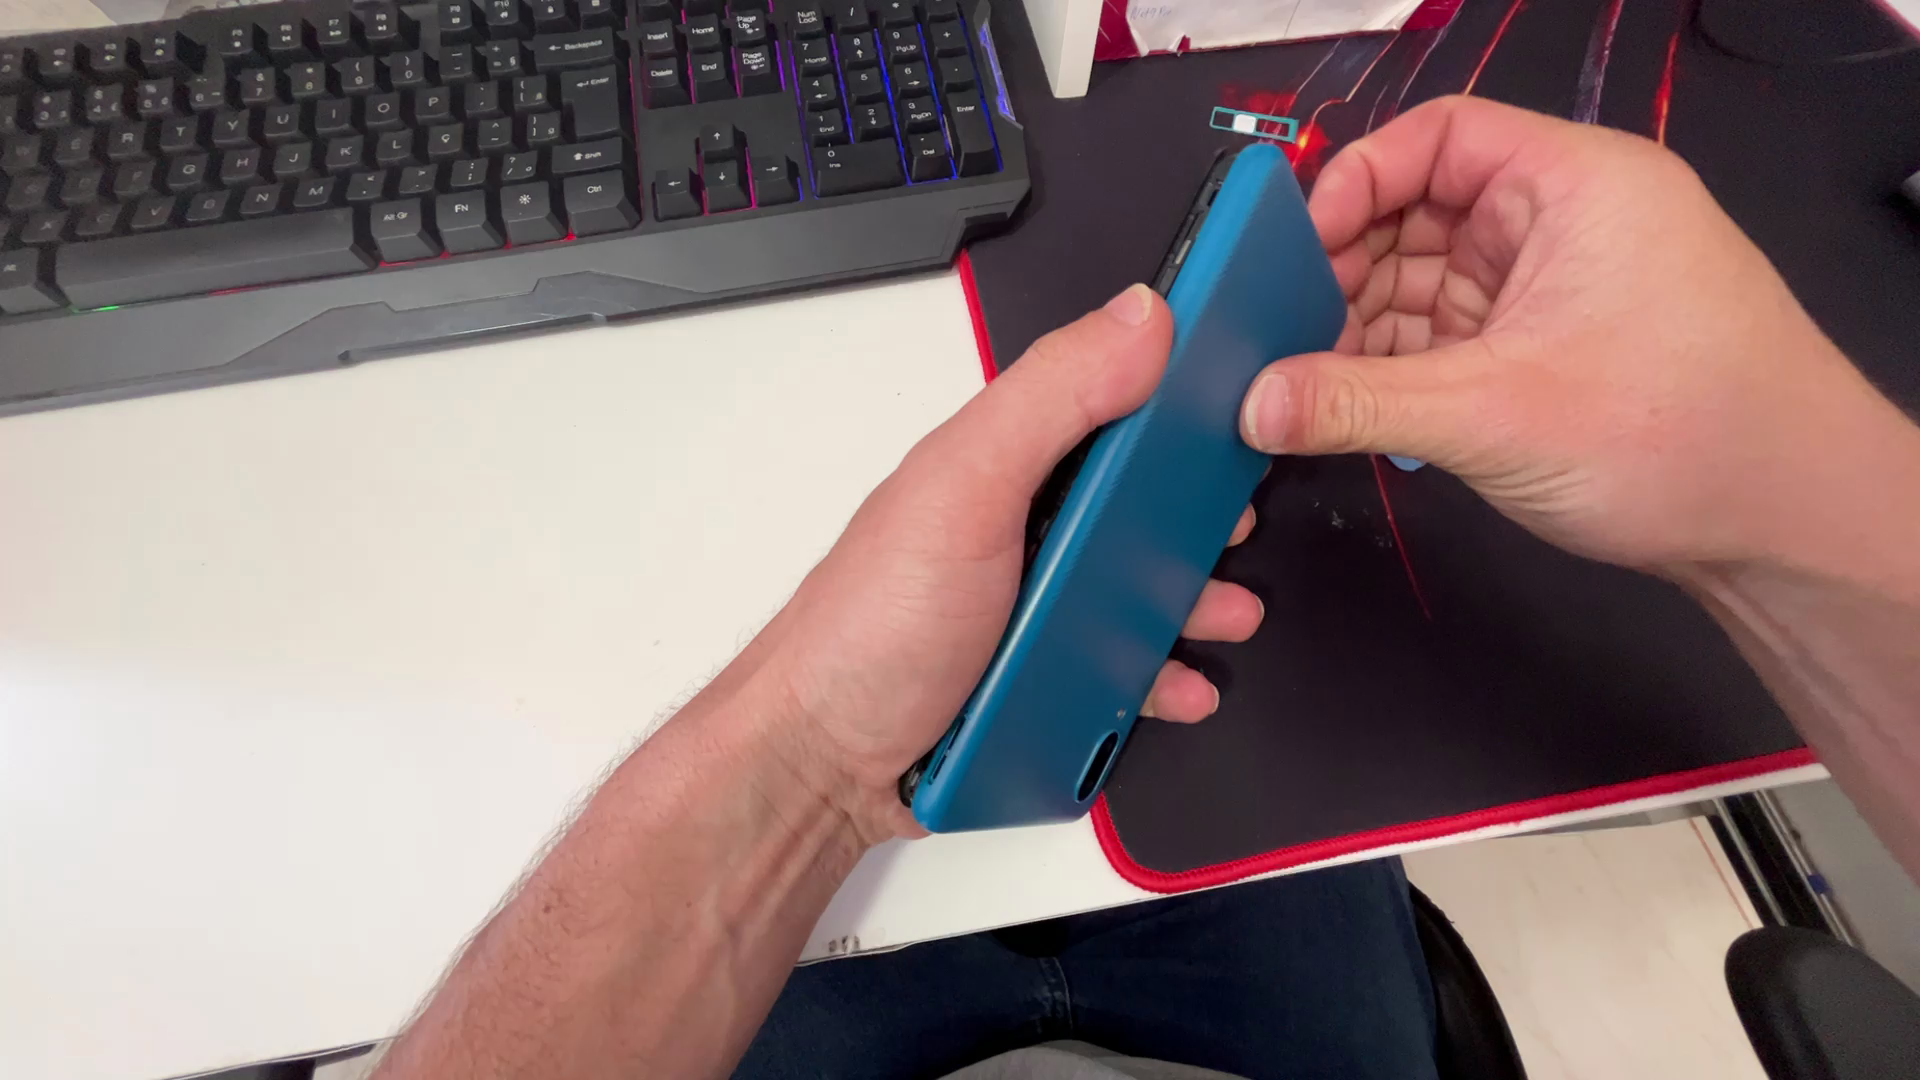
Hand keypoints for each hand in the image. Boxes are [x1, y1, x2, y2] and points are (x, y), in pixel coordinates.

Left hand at [748, 285, 1262, 842]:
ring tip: (1223, 613)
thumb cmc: (871, 627)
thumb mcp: (962, 492)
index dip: (1173, 402)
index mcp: (1003, 466)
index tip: (1232, 409)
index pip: (1103, 405)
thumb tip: (1136, 319)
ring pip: (1132, 586)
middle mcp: (1017, 528)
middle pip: (1130, 504)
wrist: (825, 761)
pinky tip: (1177, 683)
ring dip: (1190, 598)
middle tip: (1233, 527)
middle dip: (1194, 515)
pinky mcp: (1037, 670)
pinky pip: (1116, 659)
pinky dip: (1157, 670)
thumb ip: (1049, 400)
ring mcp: (1028, 603)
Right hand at [1239, 96, 1919, 577]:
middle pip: (1405, 217)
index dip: (1356, 181)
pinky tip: (1330, 403)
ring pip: (1400, 289)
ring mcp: (1519, 299)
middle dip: (1337, 271)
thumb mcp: (1492, 412)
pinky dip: (1366, 371)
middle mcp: (1539, 232)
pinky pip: (1411, 345)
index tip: (1295, 252)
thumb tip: (1251, 407)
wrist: (1772, 528)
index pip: (1439, 138)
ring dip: (1344, 332)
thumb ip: (1356, 405)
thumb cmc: (1674, 435)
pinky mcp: (1503, 358)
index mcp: (1568, 189)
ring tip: (1296, 379)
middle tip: (1279, 331)